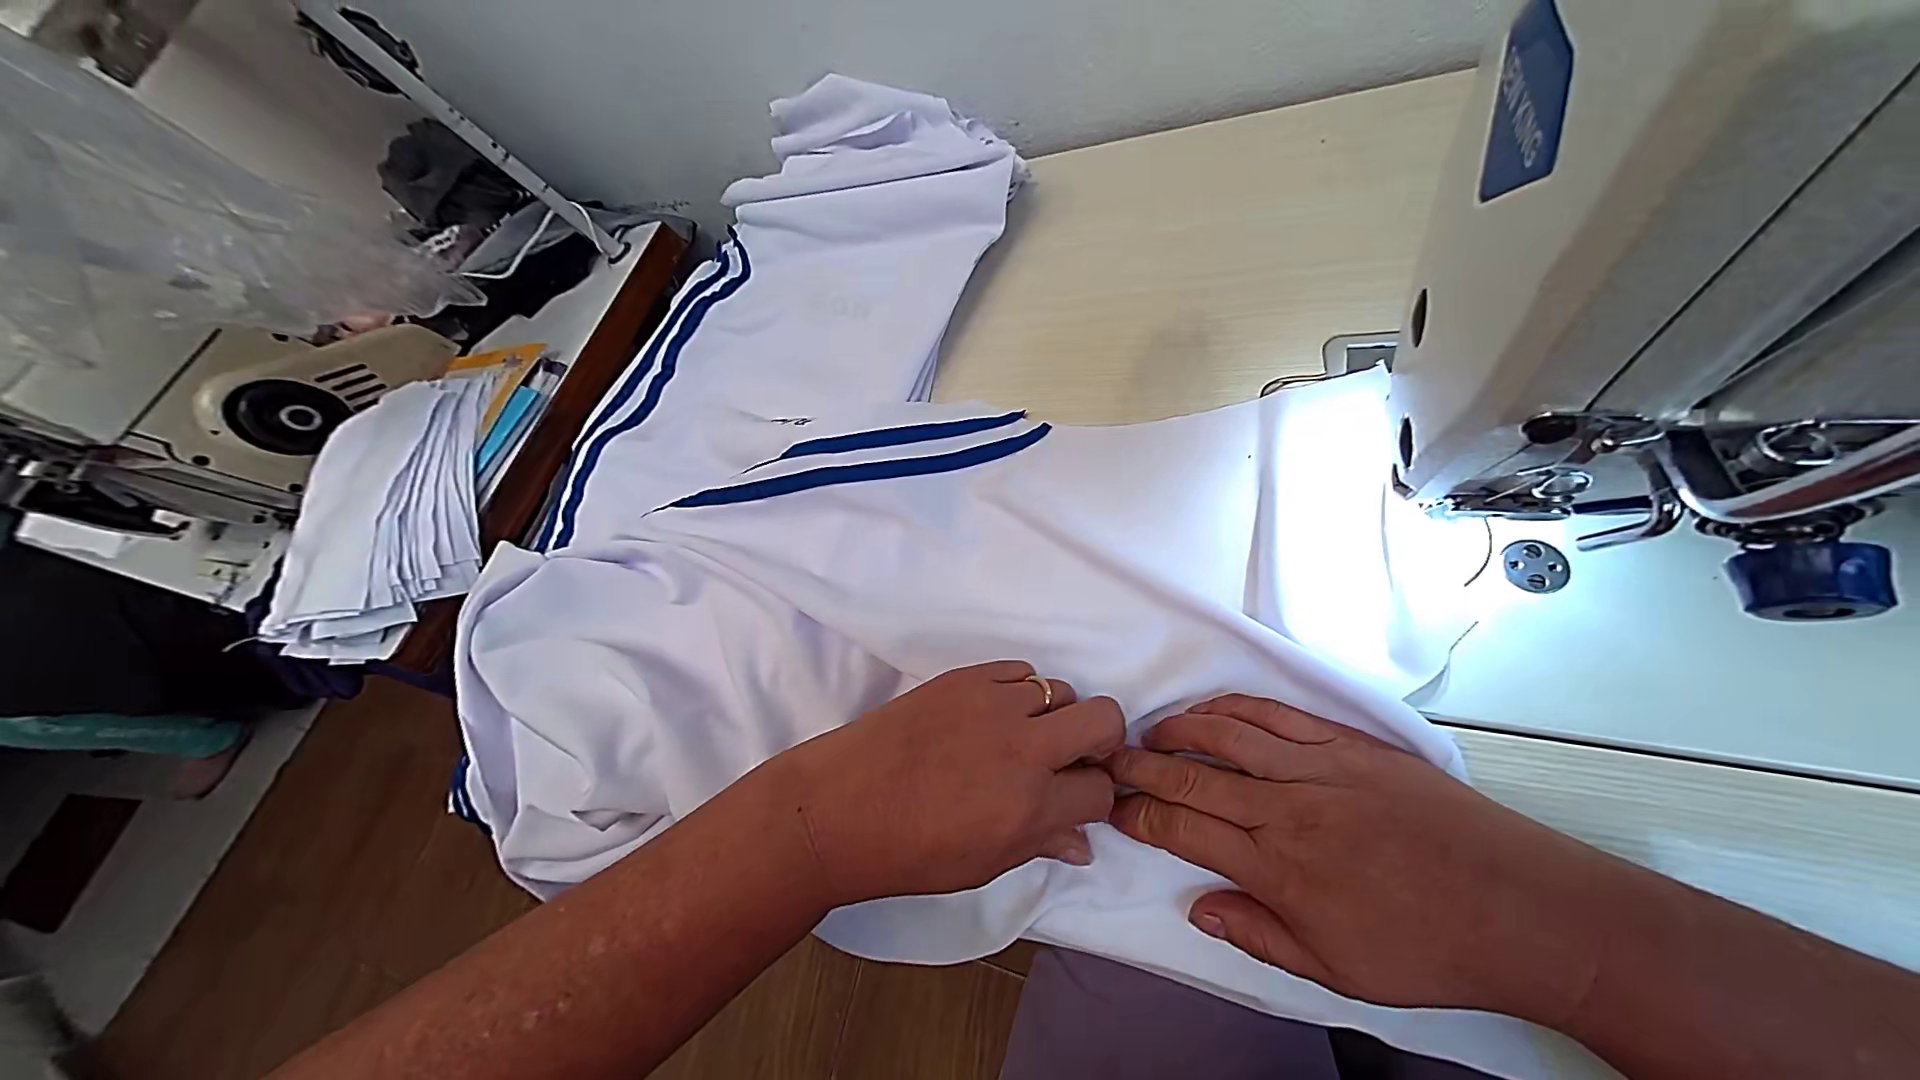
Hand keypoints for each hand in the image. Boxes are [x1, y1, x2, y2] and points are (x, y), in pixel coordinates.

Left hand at [754, 661, 1125, 907]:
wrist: (840, 806)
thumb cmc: (909, 851)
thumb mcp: (983, 864)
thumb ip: (1040, 844)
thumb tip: (1083, 843)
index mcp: (1031, 805)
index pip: (1101, 789)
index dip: (1095, 795)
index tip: (1078, 794)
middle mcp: (1024, 747)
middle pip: (1103, 718)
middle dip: (1099, 740)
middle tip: (1069, 756)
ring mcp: (994, 703)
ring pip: (1061, 689)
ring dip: (1054, 714)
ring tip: (1022, 734)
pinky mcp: (965, 677)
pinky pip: (1018, 670)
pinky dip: (1019, 690)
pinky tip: (995, 712)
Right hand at [1106, 694, 1652, 1027]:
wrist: (1527, 910)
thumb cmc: (1428, 948)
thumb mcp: (1337, 970)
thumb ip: (1258, 934)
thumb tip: (1198, 907)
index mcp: (1278, 868)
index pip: (1183, 829)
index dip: (1139, 816)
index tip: (1114, 808)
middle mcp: (1287, 809)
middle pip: (1192, 776)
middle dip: (1140, 767)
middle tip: (1110, 759)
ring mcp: (1318, 768)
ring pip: (1227, 733)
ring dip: (1179, 730)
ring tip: (1152, 733)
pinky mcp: (1349, 744)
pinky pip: (1277, 714)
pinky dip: (1234, 707)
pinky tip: (1212, 709)